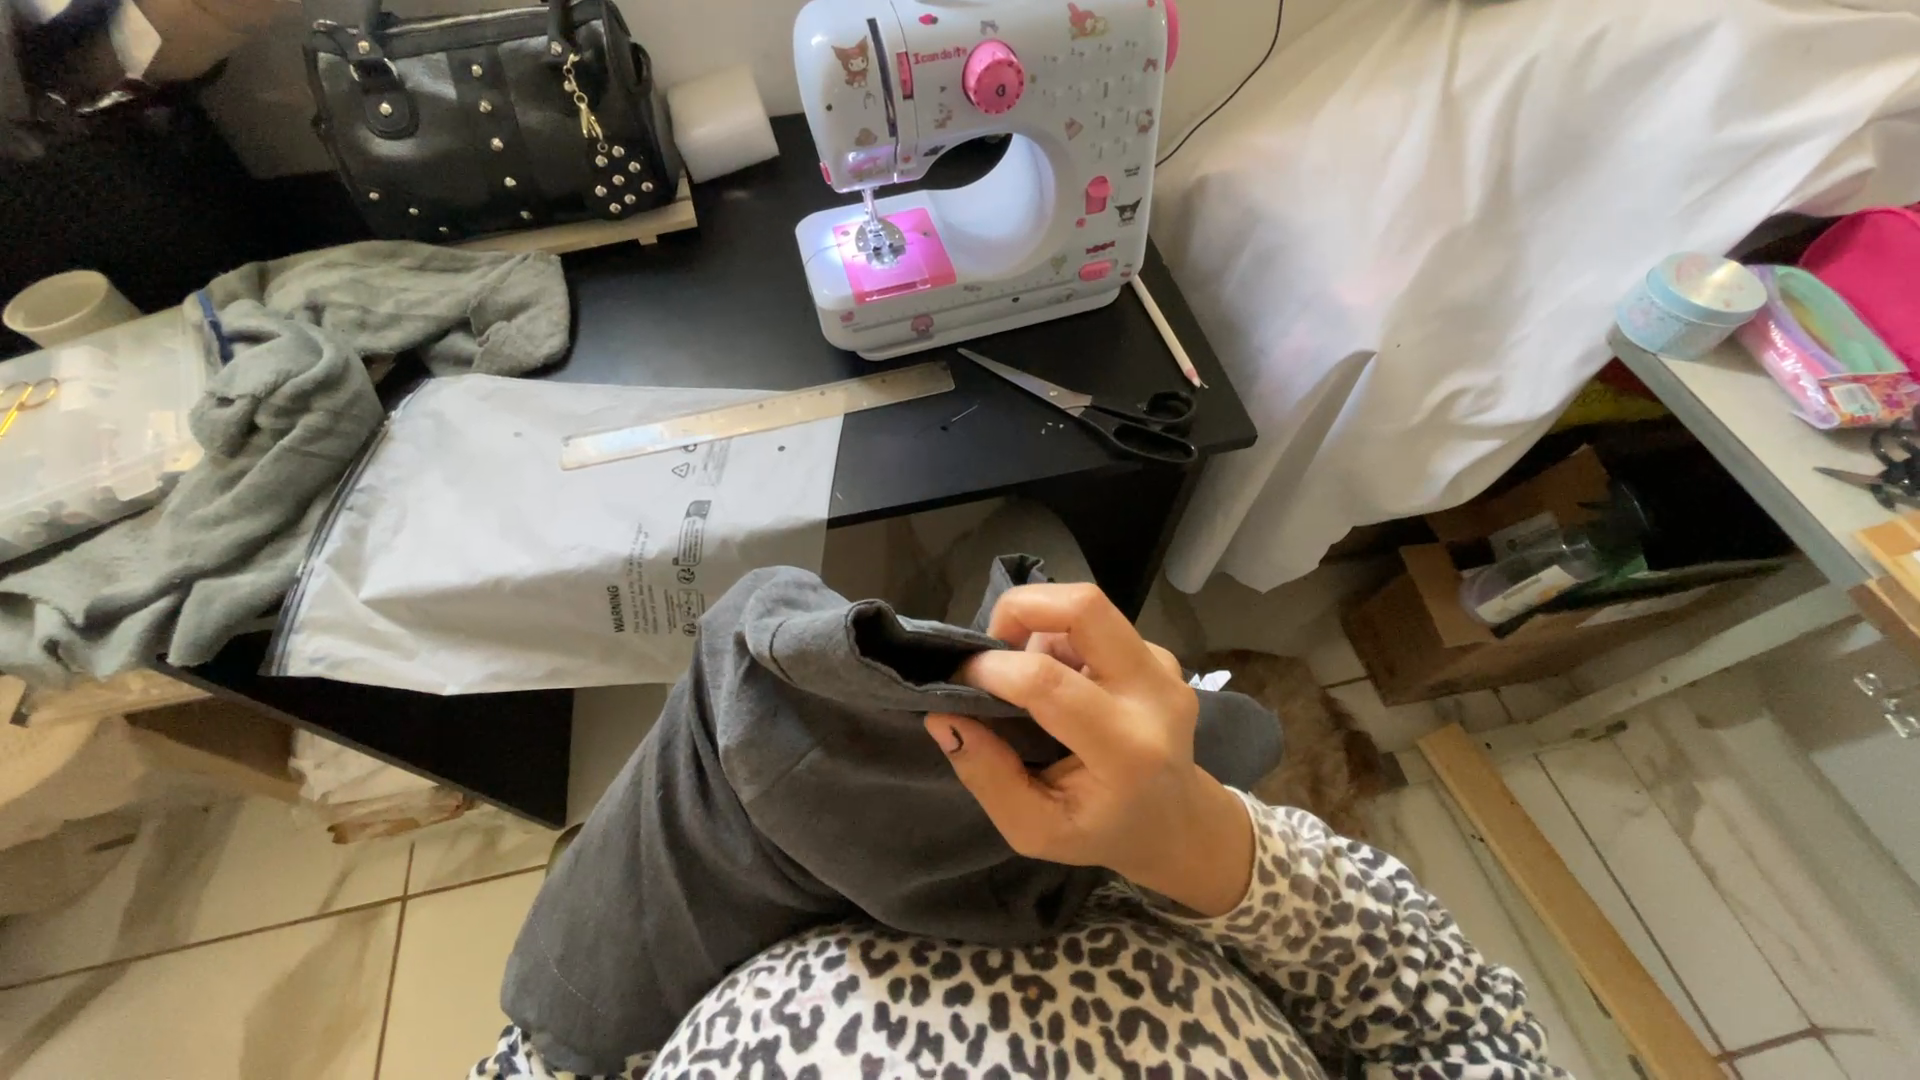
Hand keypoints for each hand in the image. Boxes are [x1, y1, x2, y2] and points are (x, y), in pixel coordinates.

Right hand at [926, 584, 1253, 916]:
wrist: (1179, 824)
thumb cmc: (1103, 831)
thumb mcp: (1034, 829)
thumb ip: (986, 775)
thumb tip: (942, 717)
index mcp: (1126, 750)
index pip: (1048, 682)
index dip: (991, 669)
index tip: (959, 679)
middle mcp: (1154, 696)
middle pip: (1084, 606)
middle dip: (1019, 607)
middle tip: (990, 645)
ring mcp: (1164, 667)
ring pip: (1085, 609)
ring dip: (1039, 629)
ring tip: (1030, 680)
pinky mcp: (1162, 654)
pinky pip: (1097, 624)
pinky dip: (1062, 638)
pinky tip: (1063, 681)